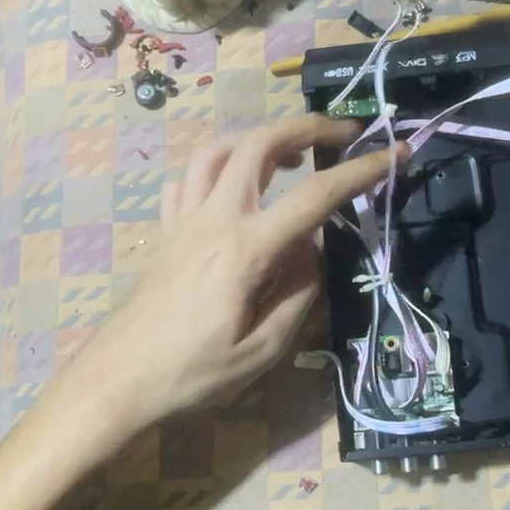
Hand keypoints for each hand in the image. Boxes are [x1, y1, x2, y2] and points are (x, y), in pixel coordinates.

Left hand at [53, 117, 394, 430]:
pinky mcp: (165, 233)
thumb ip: (298, 297)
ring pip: (216, 150)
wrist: (115, 383)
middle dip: (305, 126)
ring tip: (290, 151)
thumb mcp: (262, 352)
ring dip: (258, 138)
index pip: (314, 196)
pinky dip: (217, 167)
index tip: (394, 154)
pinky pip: (187, 180)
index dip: (360, 171)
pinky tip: (232, 185)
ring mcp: (182, 221)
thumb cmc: (191, 376)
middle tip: (341, 133)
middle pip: (257, 145)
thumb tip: (313, 253)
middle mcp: (212, 219)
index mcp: (245, 249)